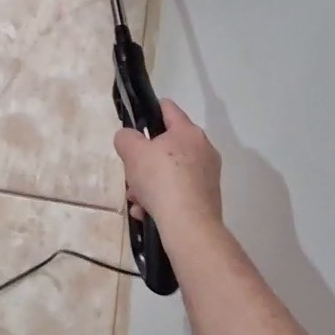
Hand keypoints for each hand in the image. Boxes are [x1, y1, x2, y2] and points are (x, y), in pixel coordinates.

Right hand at [114, 99, 222, 235]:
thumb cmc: (160, 179)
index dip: (150, 109)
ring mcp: (208, 175)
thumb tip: (130, 139)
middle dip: (145, 158)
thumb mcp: (132, 152)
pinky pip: (179, 191)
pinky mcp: (208, 198)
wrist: (189, 226)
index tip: (136, 120)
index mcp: (188, 132)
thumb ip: (126, 137)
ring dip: (150, 181)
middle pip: (167, 145)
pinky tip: (147, 212)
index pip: (168, 108)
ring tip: (136, 199)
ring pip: (171, 171)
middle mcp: (203, 149)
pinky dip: (162, 198)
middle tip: (130, 170)